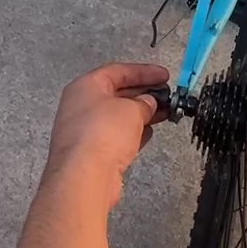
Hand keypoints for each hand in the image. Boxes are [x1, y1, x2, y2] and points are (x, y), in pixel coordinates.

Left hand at [44, 63, 170, 199]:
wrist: (84, 176)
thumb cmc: (102, 133)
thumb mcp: (131, 109)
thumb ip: (143, 102)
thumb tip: (148, 103)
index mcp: (85, 87)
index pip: (117, 71)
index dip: (143, 71)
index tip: (163, 75)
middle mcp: (81, 106)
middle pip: (116, 93)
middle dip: (143, 93)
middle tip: (166, 94)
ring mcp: (85, 130)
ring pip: (117, 116)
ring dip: (141, 114)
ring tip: (164, 112)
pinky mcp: (91, 153)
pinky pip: (115, 137)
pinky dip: (132, 133)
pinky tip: (149, 133)